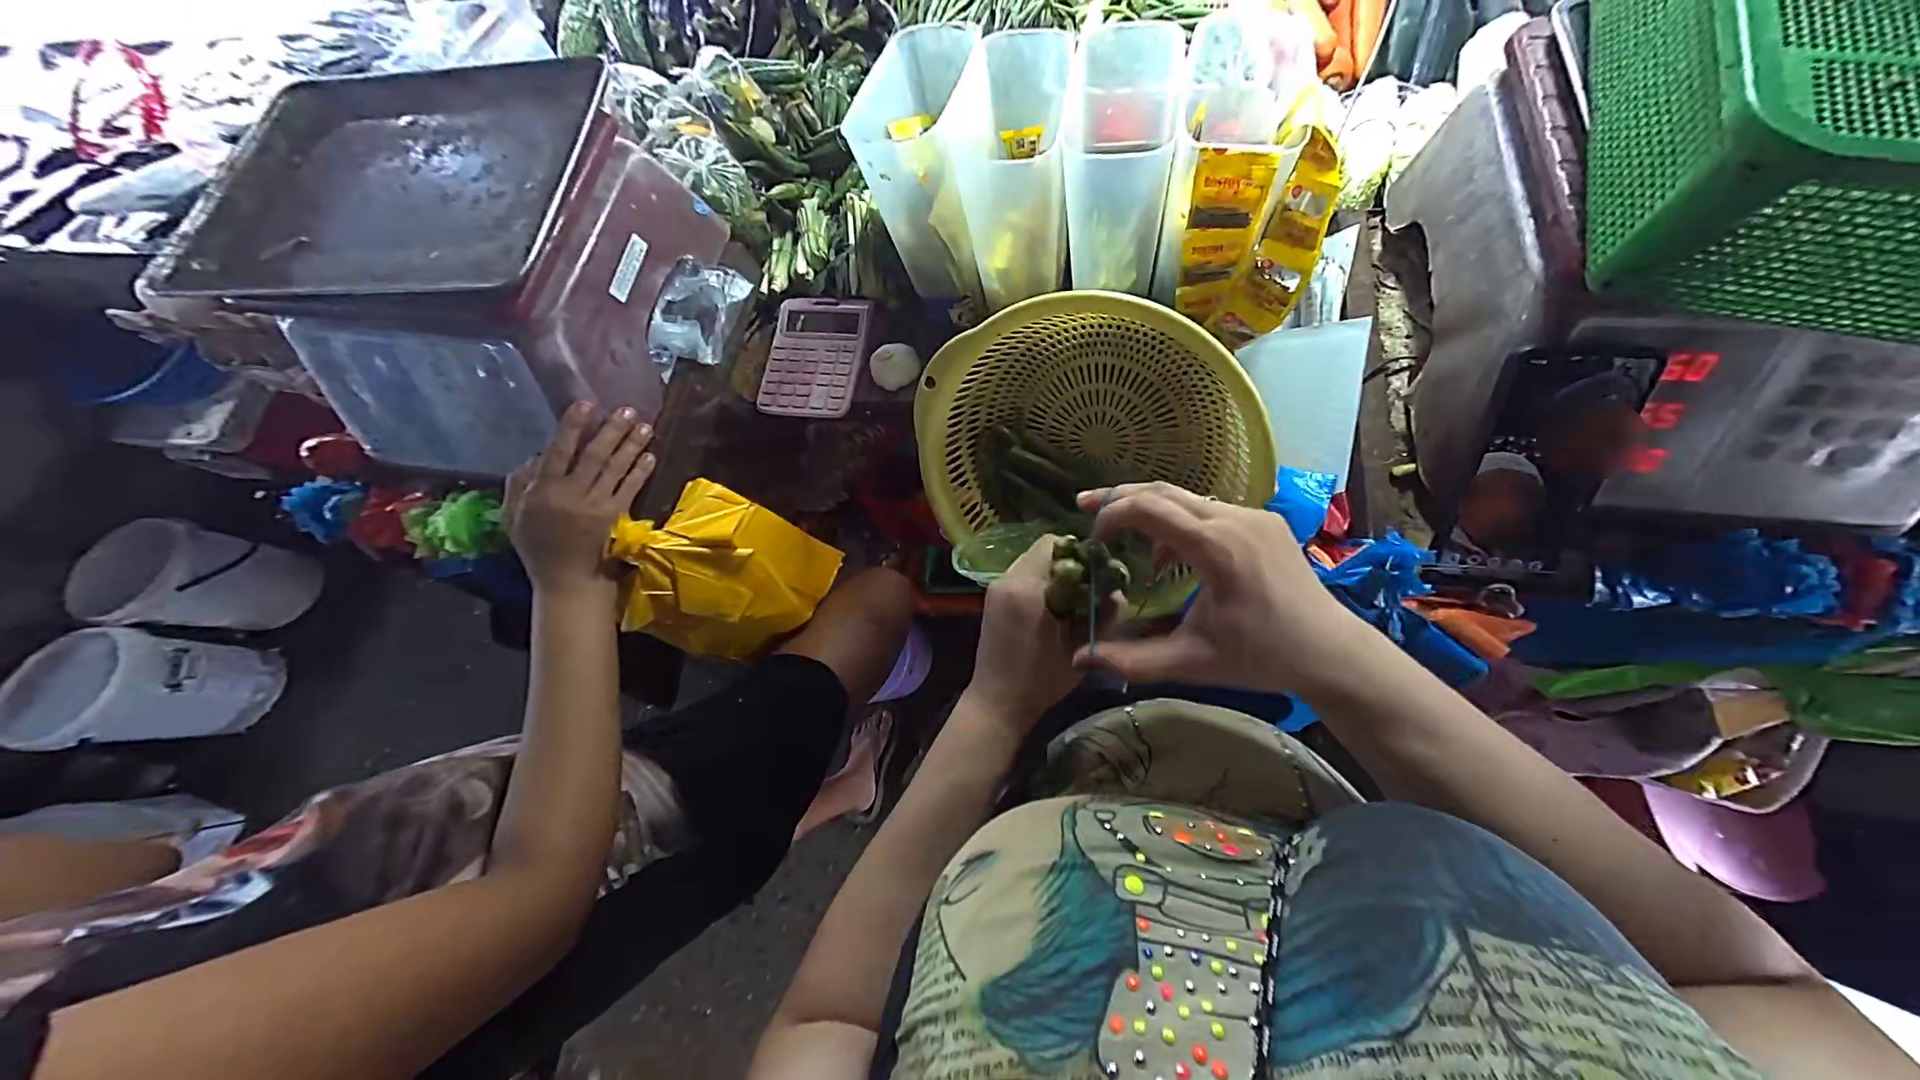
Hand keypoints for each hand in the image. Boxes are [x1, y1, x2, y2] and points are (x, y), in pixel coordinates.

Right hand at [504, 402, 655, 595]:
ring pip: (616, 468)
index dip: (572, 426)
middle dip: (612, 430)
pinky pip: (630, 488)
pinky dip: (641, 471)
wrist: (564, 578)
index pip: (559, 451)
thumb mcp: (514, 514)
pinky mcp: (615, 516)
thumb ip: (520, 484)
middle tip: (629, 410)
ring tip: (646, 426)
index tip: (586, 404)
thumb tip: (536, 456)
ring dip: (631, 445)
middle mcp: (572, 493)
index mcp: (543, 490)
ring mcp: (596, 504)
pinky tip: (651, 456)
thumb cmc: (536, 545)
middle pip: (595, 455)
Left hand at [964, 535, 1084, 724]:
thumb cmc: (1040, 680)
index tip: (1099, 573)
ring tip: (1073, 600)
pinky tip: (1054, 608)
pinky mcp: (992, 599)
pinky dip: (1040, 584)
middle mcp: (1007, 580)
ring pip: (1032, 563)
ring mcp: (996, 588)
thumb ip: (1102, 614)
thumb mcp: (1082, 648)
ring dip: (1054, 574)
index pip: (1055, 544)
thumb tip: (1117, 589)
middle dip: (1070, 563)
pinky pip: (1022, 577)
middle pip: (1043, 550)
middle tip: (1090, 587)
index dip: (1081, 553)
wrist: (997, 702)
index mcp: (1027, 588)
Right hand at [1071, 482, 1366, 694]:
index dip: (1111, 516)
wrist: (1331, 651)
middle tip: (1083, 508)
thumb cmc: (1261, 656)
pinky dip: (1176, 520)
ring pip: (1185, 497)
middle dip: (1119, 498)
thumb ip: (1133, 660)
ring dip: (1147, 509)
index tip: (1092, 540)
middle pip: (1163, 490)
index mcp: (1217, 547)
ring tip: (1119, 533)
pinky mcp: (1263, 521)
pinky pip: (1207, 509)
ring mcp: (1253, 516)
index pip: (1149, 508)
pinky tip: (1168, 553)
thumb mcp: (1192, 661)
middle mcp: (1235, 519)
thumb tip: (1080, 659)